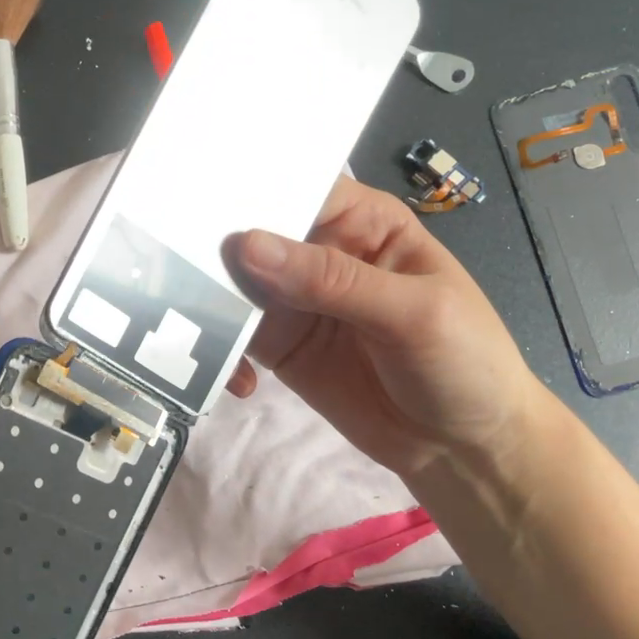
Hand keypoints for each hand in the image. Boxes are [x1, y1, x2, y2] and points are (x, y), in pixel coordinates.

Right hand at [219, 175, 545, 479]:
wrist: (459, 445)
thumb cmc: (462, 362)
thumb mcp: (410, 313)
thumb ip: (330, 280)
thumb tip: (245, 246)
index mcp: (364, 225)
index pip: (301, 193)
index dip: (256, 197)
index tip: (206, 211)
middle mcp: (321, 256)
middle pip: (256, 239)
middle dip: (218, 255)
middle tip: (176, 272)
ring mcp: (295, 304)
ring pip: (236, 290)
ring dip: (212, 310)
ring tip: (198, 334)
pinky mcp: (278, 348)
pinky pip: (234, 340)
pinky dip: (224, 357)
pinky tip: (239, 384)